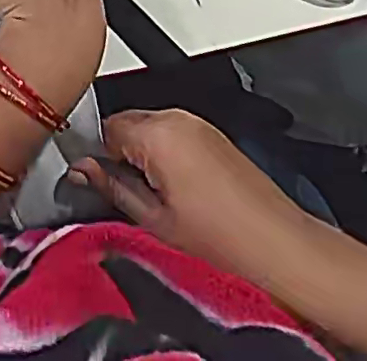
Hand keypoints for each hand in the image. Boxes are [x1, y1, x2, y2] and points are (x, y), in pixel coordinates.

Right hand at [69, 110, 318, 282]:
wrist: (283, 247)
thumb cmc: (228, 239)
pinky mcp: (211, 133)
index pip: (103, 128)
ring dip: (143, 152)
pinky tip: (180, 188)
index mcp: (157, 133)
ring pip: (147, 127)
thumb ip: (111, 186)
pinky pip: (171, 132)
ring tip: (161, 194)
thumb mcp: (153, 219)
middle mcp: (176, 118)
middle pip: (125, 123)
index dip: (98, 156)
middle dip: (120, 152)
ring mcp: (197, 123)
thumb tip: (83, 170)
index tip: (101, 179)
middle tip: (132, 192)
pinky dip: (166, 152)